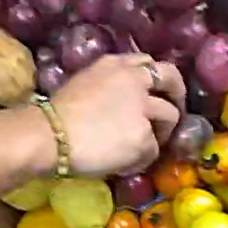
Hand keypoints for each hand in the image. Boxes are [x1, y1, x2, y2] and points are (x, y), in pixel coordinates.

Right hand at [51, 54, 185, 177]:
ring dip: (162, 133)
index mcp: (116, 65)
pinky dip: (142, 159)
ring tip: (146, 148)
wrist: (49, 136)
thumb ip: (107, 88)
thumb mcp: (83, 85)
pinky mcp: (144, 136)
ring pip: (170, 116)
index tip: (154, 94)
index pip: (147, 63)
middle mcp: (135, 79)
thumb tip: (116, 108)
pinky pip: (153, 150)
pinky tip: (125, 165)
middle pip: (171, 78)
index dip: (155, 81)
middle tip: (172, 116)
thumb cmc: (53, 117)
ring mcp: (143, 107)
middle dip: (177, 96)